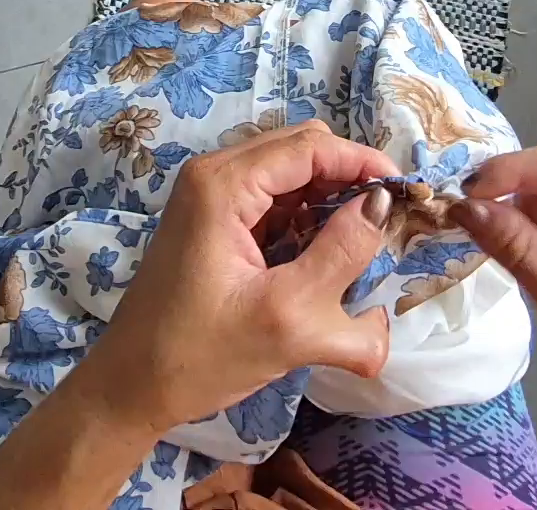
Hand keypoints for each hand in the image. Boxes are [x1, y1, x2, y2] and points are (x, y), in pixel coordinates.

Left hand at [78, 120, 398, 436]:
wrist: (130, 388)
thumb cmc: (198, 355)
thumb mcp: (284, 316)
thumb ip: (339, 254)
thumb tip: (382, 204)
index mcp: (222, 183)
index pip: (309, 146)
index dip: (361, 162)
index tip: (406, 193)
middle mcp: (214, 174)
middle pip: (300, 151)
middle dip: (347, 179)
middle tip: (386, 221)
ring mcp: (211, 195)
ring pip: (289, 174)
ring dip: (328, 198)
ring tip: (360, 242)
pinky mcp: (215, 220)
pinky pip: (273, 199)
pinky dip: (306, 216)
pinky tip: (323, 253)